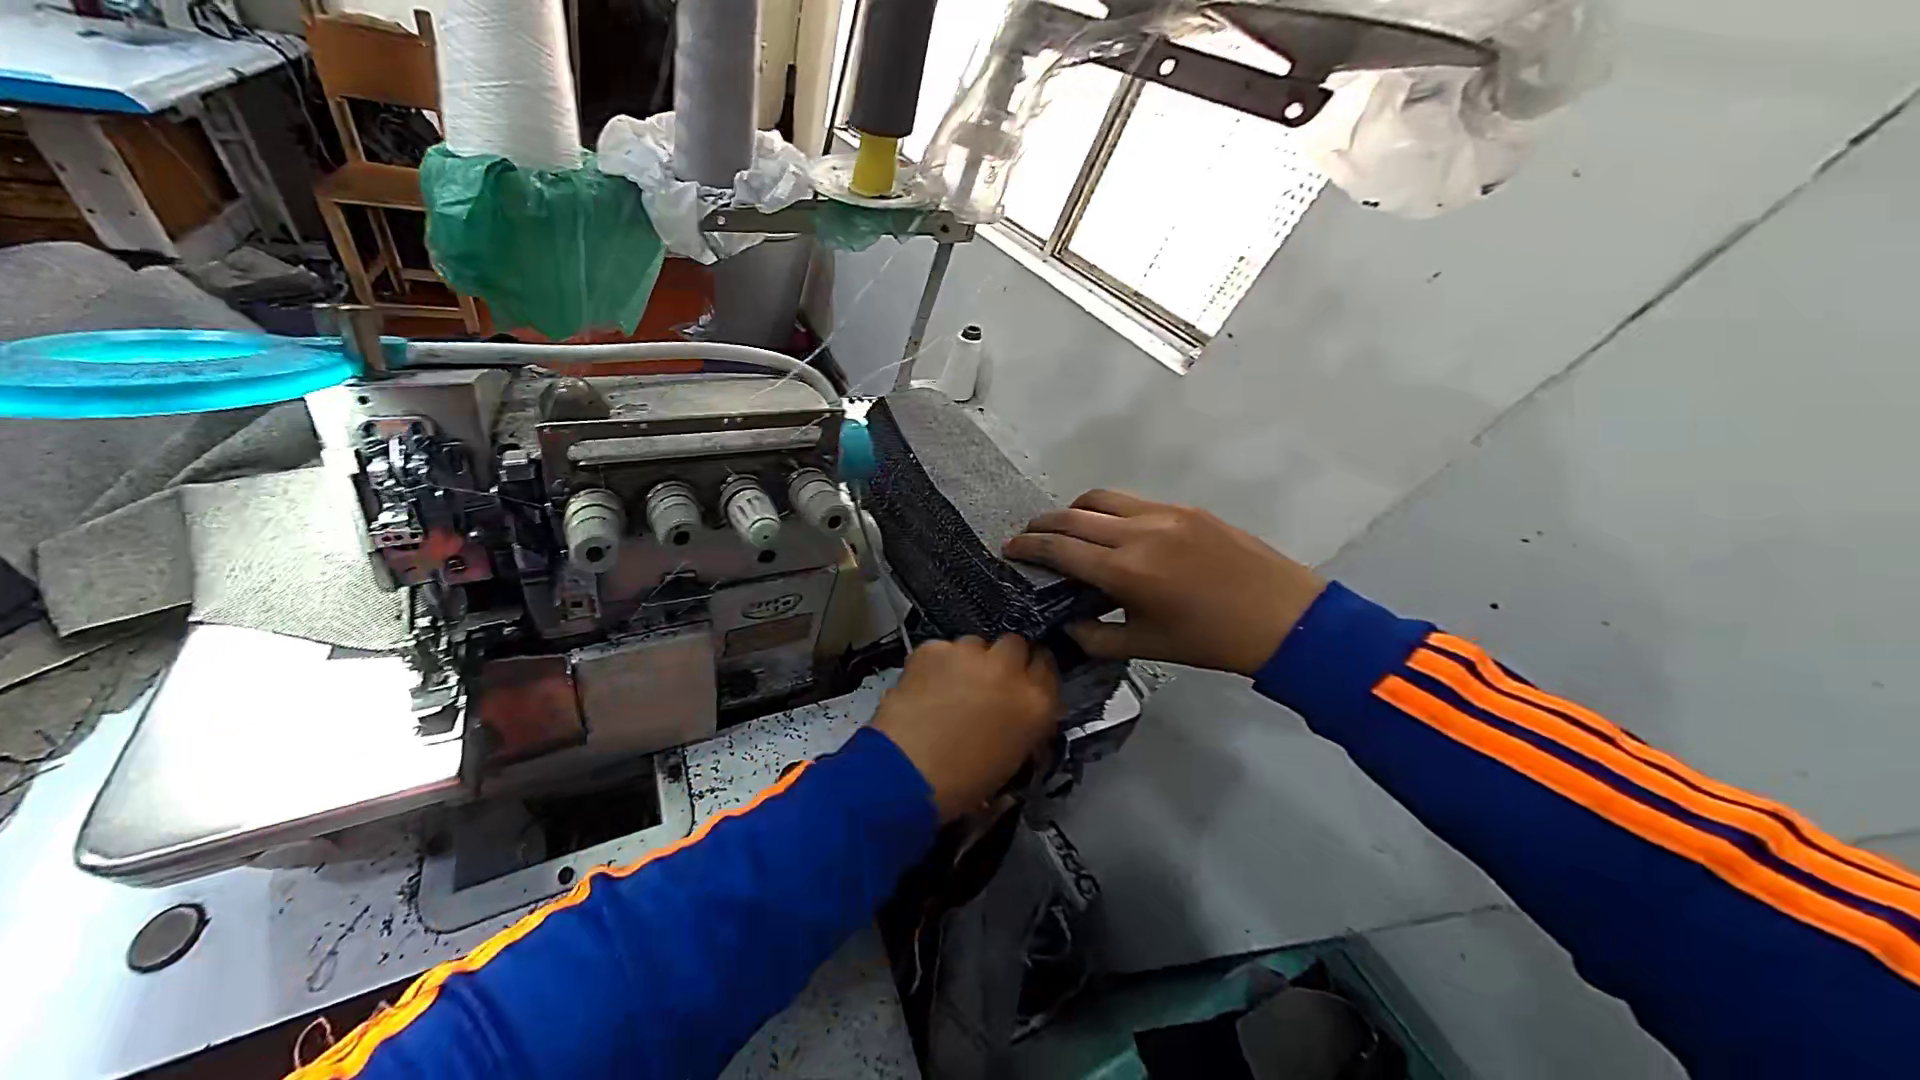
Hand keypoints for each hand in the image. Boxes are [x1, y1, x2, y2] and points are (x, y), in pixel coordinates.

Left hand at [871, 635, 1060, 820]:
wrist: (906, 774)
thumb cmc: (963, 782)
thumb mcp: (1012, 756)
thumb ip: (1023, 721)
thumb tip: (1017, 706)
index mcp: (1036, 703)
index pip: (1047, 667)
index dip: (1031, 672)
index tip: (1020, 680)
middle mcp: (1009, 670)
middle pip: (1015, 645)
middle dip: (1002, 659)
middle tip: (984, 681)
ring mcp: (971, 655)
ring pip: (976, 644)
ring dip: (967, 661)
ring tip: (947, 687)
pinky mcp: (935, 648)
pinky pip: (941, 649)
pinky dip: (935, 664)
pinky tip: (923, 686)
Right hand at [1004, 489, 1326, 675]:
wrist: (1282, 616)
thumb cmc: (1211, 641)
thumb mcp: (1147, 646)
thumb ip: (1095, 636)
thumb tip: (1066, 624)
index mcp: (1126, 571)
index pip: (1060, 548)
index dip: (1028, 546)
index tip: (1009, 547)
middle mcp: (1138, 532)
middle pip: (1072, 516)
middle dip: (1042, 524)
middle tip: (1027, 537)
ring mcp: (1164, 513)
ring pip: (1101, 498)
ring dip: (1074, 511)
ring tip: (1066, 529)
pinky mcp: (1185, 508)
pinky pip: (1132, 500)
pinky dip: (1107, 510)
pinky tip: (1111, 529)